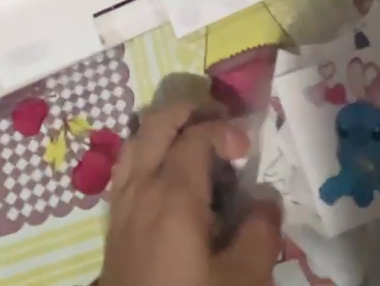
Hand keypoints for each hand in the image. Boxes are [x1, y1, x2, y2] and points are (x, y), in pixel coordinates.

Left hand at [99, 101, 283, 285]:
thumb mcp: (243, 281)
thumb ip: (259, 233)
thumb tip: (266, 199)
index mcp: (173, 191)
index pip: (197, 134)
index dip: (225, 129)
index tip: (248, 147)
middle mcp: (141, 186)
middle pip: (157, 123)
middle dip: (189, 111)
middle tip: (220, 119)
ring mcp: (121, 205)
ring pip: (135, 141)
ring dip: (164, 129)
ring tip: (192, 138)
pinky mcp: (112, 227)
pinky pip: (125, 169)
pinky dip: (146, 153)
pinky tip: (165, 175)